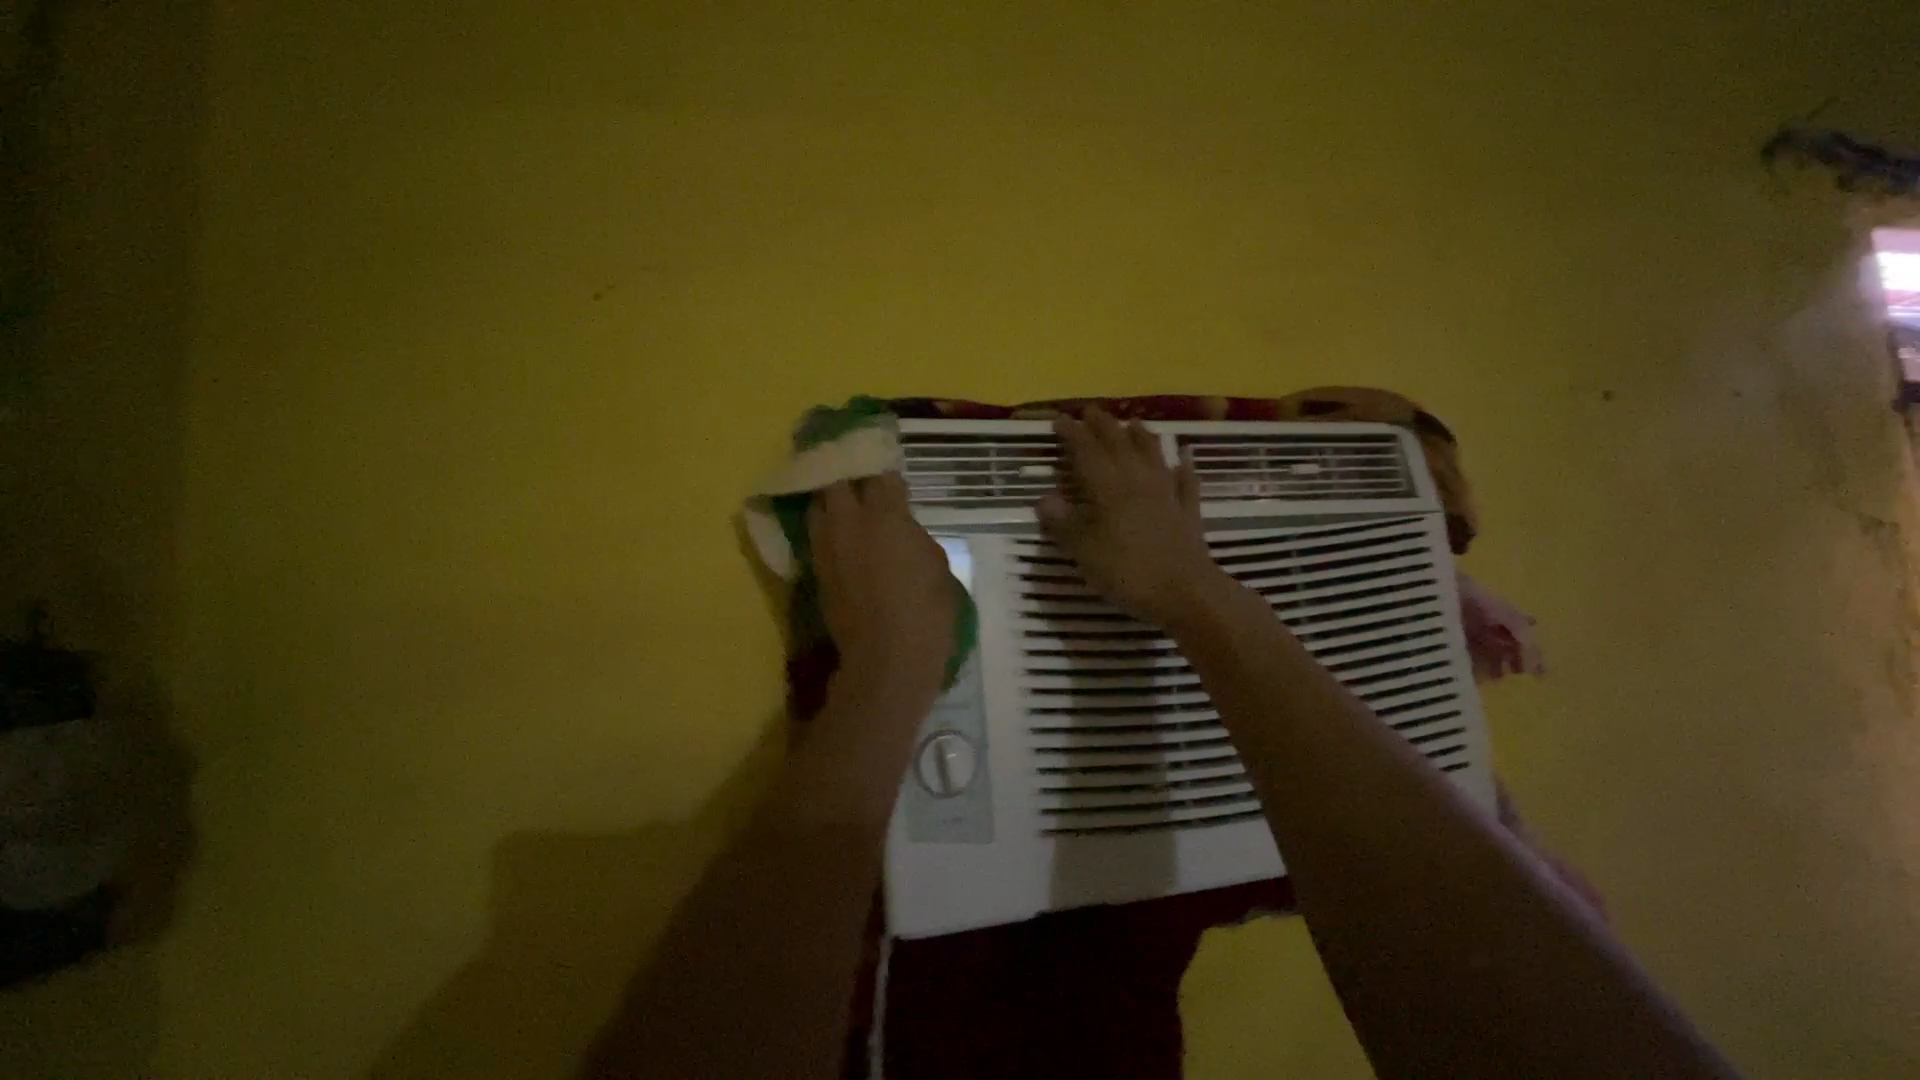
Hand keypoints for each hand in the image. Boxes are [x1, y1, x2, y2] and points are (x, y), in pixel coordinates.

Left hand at [809, 473, 954, 693]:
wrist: (887, 659)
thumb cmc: (927, 611)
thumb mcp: (938, 565)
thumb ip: (915, 536)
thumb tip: (901, 528)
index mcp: (885, 516)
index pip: (878, 475)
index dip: (885, 471)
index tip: (892, 473)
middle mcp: (848, 524)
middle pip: (835, 483)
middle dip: (847, 476)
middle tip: (860, 480)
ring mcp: (827, 549)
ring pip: (819, 509)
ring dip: (831, 503)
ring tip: (845, 506)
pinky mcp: (817, 574)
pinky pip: (817, 539)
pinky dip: (828, 533)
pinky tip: (842, 539)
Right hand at [1035, 409, 1226, 626]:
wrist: (1186, 593)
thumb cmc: (1128, 573)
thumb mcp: (1084, 553)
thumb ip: (1063, 524)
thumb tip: (1043, 498)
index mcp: (1108, 489)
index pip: (1087, 453)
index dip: (1072, 435)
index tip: (1059, 419)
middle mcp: (1138, 482)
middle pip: (1120, 445)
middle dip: (1104, 426)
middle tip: (1091, 411)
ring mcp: (1167, 494)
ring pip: (1153, 455)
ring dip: (1142, 436)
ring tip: (1133, 422)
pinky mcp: (1188, 512)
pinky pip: (1186, 481)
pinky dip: (1184, 465)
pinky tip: (1184, 456)